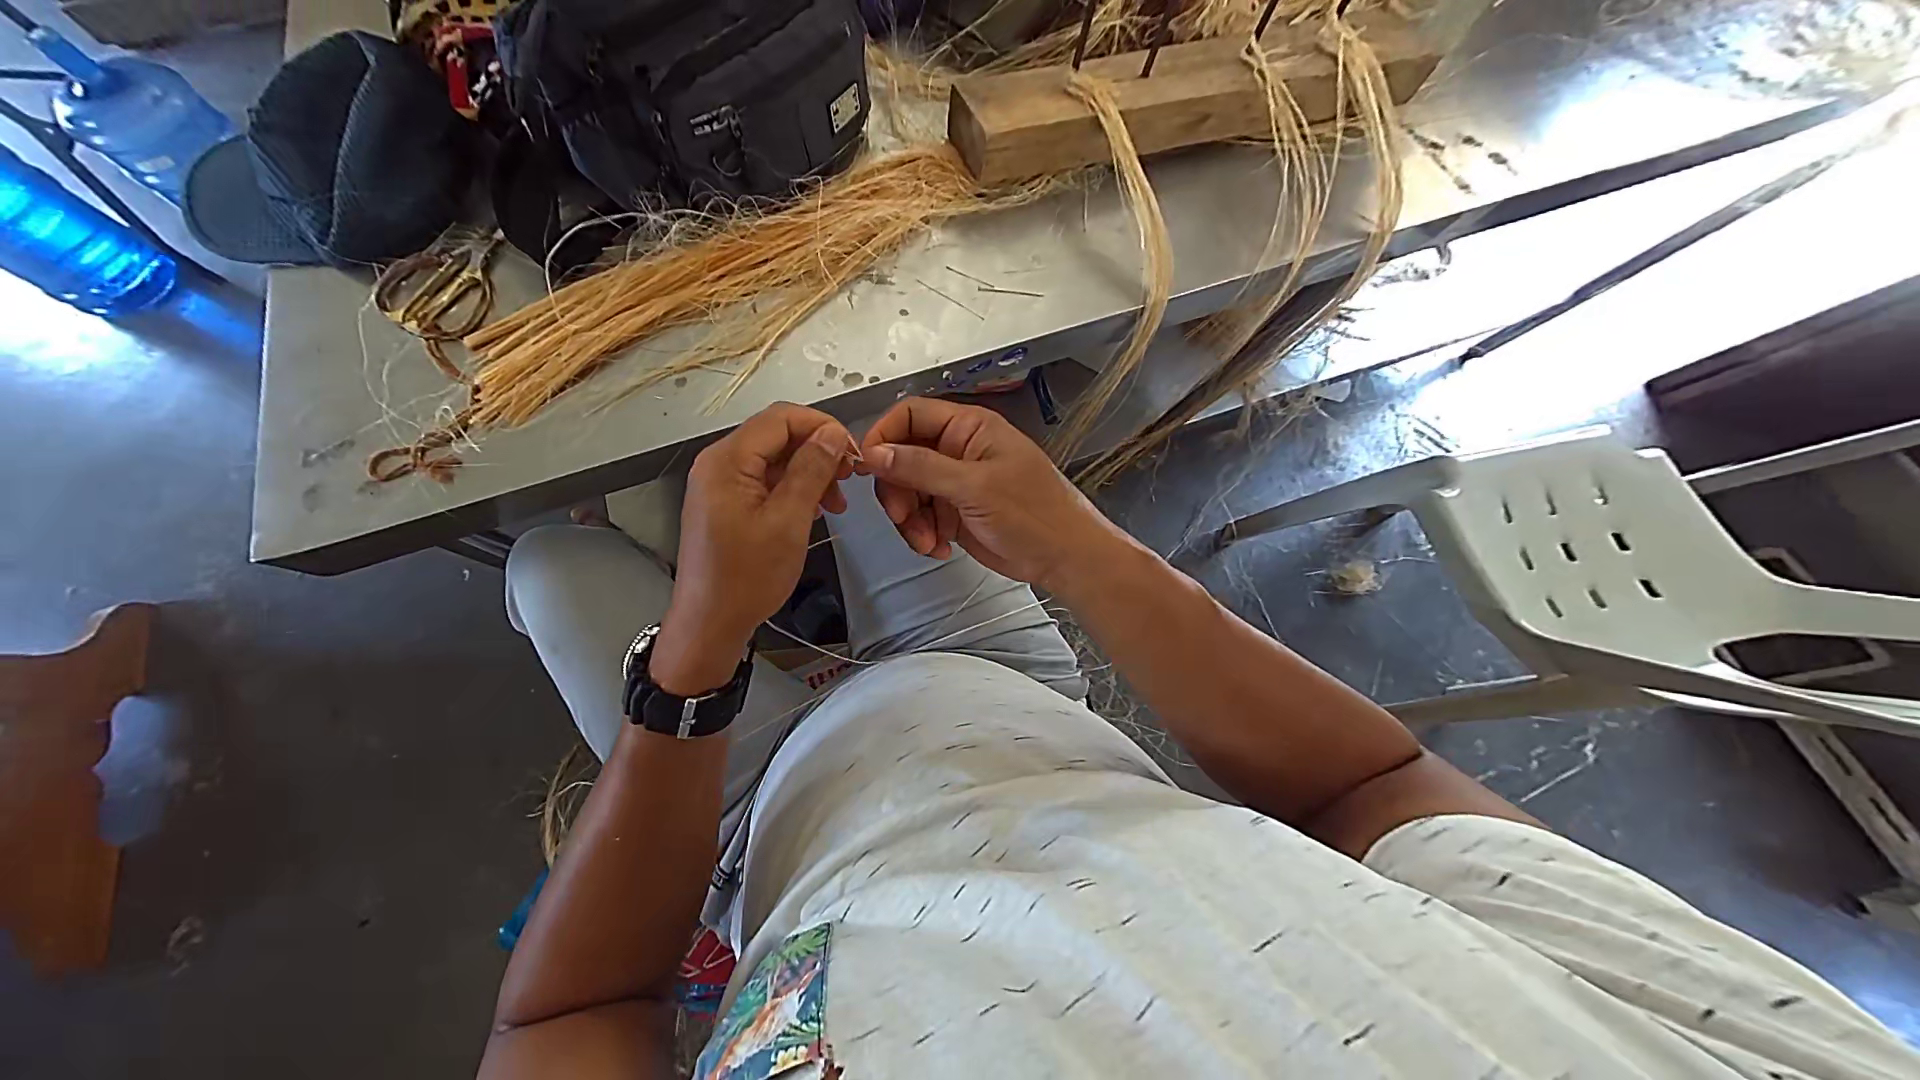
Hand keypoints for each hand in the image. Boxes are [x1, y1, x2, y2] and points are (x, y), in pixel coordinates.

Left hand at [652, 403, 854, 694]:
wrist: (710, 623)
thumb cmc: (747, 577)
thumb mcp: (788, 521)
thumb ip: (811, 471)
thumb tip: (832, 434)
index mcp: (727, 460)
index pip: (781, 418)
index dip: (823, 427)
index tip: (853, 454)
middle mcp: (718, 463)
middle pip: (777, 435)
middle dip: (818, 450)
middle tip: (849, 477)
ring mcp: (720, 483)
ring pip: (775, 459)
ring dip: (810, 472)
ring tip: (837, 501)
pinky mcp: (726, 503)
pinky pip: (765, 480)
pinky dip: (794, 488)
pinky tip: (815, 509)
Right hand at [856, 397, 1123, 589]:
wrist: (1063, 557)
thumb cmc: (1037, 513)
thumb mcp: (974, 486)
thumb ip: (921, 467)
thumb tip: (876, 453)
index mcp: (969, 429)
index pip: (910, 416)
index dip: (884, 437)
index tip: (868, 466)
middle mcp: (959, 451)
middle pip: (902, 458)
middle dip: (897, 491)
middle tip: (902, 515)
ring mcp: (956, 483)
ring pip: (909, 492)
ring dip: (910, 520)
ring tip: (927, 541)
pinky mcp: (955, 512)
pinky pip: (922, 517)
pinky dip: (922, 534)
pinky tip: (939, 547)